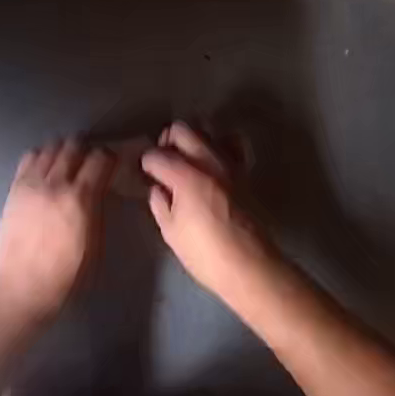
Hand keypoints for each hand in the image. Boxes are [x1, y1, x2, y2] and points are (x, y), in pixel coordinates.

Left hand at [0, 139, 114, 324]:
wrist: (21, 287)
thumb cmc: (65, 274)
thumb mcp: (95, 243)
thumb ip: (97, 209)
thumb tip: (100, 189)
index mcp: (81, 198)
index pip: (99, 158)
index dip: (108, 156)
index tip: (111, 162)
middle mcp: (56, 183)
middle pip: (73, 145)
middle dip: (85, 149)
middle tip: (88, 160)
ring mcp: (32, 183)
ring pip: (51, 147)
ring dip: (62, 150)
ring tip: (66, 162)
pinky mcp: (15, 187)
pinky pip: (29, 157)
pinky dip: (41, 156)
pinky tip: (44, 169)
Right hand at [142, 122, 278, 301]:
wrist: (250, 267)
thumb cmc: (205, 254)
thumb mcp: (171, 232)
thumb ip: (159, 203)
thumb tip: (158, 187)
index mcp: (184, 176)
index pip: (155, 154)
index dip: (145, 163)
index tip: (144, 174)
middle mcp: (207, 160)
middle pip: (180, 129)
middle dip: (166, 141)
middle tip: (162, 162)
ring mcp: (228, 162)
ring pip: (206, 128)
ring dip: (191, 138)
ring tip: (185, 158)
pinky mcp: (244, 170)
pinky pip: (231, 142)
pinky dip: (219, 143)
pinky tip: (212, 160)